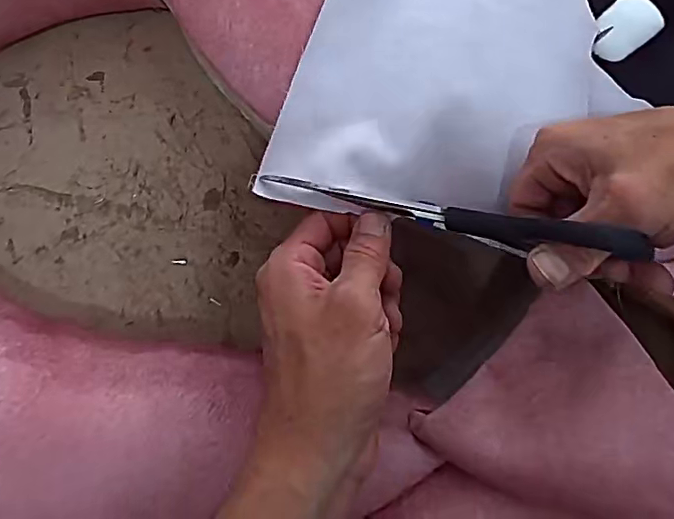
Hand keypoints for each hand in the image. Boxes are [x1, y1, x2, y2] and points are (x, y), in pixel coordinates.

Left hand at [220, 211, 402, 518]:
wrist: (322, 453)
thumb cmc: (330, 382)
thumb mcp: (357, 301)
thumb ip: (368, 252)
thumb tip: (374, 220)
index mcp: (288, 268)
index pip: (326, 220)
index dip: (358, 225)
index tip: (385, 238)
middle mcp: (296, 287)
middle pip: (349, 250)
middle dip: (376, 272)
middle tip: (383, 295)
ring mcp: (314, 314)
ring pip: (363, 281)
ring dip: (382, 301)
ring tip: (380, 329)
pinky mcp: (331, 338)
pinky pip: (364, 310)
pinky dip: (378, 323)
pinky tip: (380, 345)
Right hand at [509, 105, 673, 294]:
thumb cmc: (673, 171)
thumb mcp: (620, 214)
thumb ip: (576, 248)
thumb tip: (535, 274)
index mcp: (554, 149)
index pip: (522, 207)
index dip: (545, 245)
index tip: (579, 269)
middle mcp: (571, 154)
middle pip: (558, 221)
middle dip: (591, 256)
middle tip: (623, 274)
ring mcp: (600, 166)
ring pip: (590, 227)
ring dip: (617, 257)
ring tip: (651, 274)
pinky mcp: (626, 179)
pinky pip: (615, 220)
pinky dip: (633, 243)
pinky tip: (660, 258)